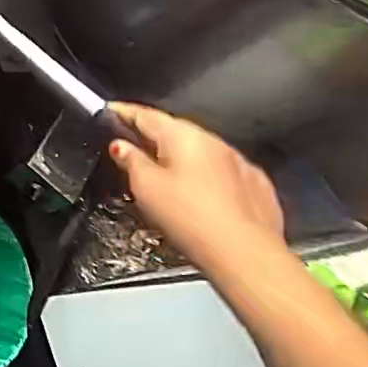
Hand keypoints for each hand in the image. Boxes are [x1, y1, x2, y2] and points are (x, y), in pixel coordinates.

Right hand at [104, 102, 284, 273]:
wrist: (245, 255)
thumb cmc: (193, 220)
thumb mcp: (146, 187)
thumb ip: (130, 160)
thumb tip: (121, 147)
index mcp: (183, 136)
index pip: (146, 115)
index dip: (124, 112)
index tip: (113, 111)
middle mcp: (214, 142)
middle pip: (174, 132)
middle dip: (151, 138)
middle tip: (129, 148)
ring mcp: (238, 163)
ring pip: (199, 153)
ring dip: (179, 160)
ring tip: (161, 179)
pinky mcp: (255, 186)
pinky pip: (221, 173)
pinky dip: (204, 179)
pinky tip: (197, 198)